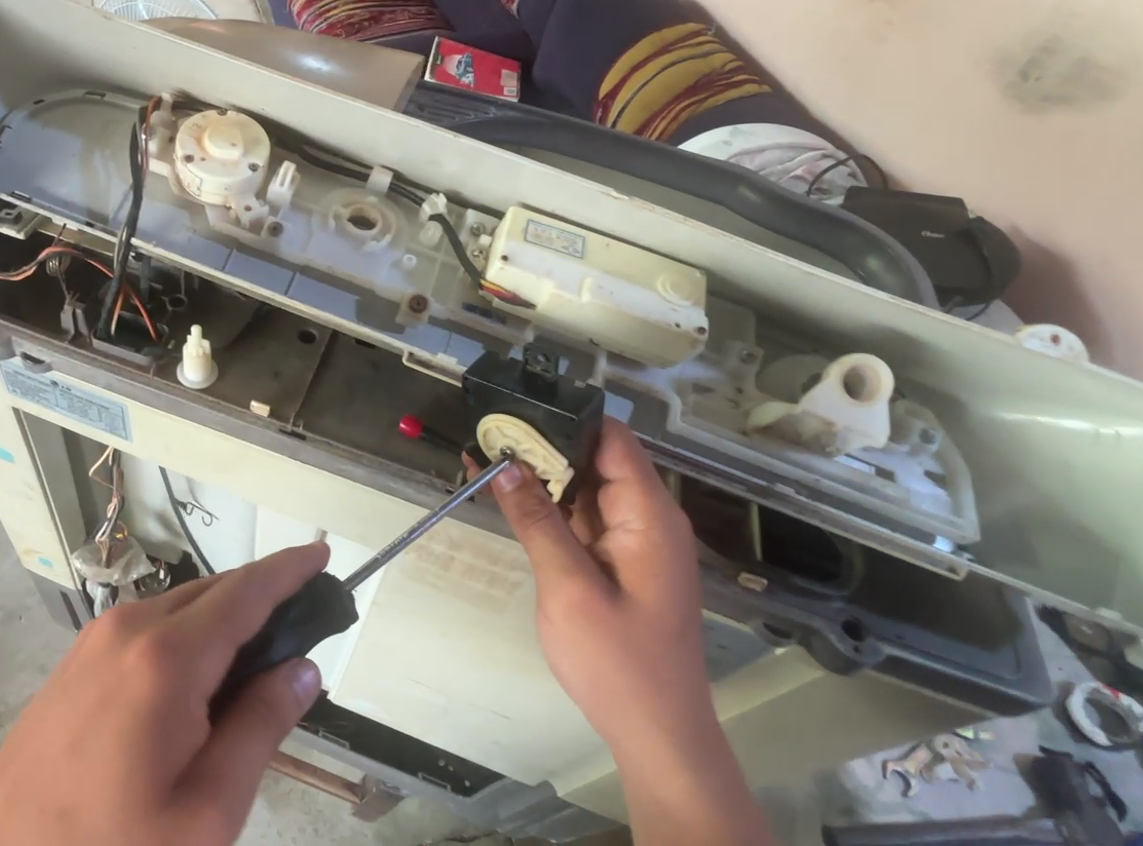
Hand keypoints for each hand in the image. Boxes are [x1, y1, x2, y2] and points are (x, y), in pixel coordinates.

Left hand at [0, 543, 328, 845]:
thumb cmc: (111, 843)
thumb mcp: (205, 808)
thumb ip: (261, 728)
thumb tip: (304, 669)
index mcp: (168, 658)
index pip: (246, 592)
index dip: (289, 568)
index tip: (324, 551)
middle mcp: (131, 626)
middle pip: (216, 590)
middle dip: (264, 594)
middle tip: (306, 624)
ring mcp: (98, 636)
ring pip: (183, 604)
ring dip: (227, 614)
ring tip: (261, 656)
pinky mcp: (80, 654)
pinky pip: (152, 622)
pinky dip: (192, 629)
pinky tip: (204, 672)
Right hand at [469, 417, 706, 749]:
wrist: (657, 733)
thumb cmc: (619, 662)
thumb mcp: (568, 587)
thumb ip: (536, 521)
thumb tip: (504, 465)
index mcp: (648, 515)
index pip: (612, 439)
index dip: (566, 418)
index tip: (515, 409)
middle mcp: (647, 518)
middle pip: (595, 459)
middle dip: (543, 445)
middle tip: (486, 434)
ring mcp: (634, 541)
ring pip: (585, 488)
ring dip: (541, 476)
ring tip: (485, 458)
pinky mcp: (620, 562)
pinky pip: (583, 519)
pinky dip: (550, 507)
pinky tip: (509, 497)